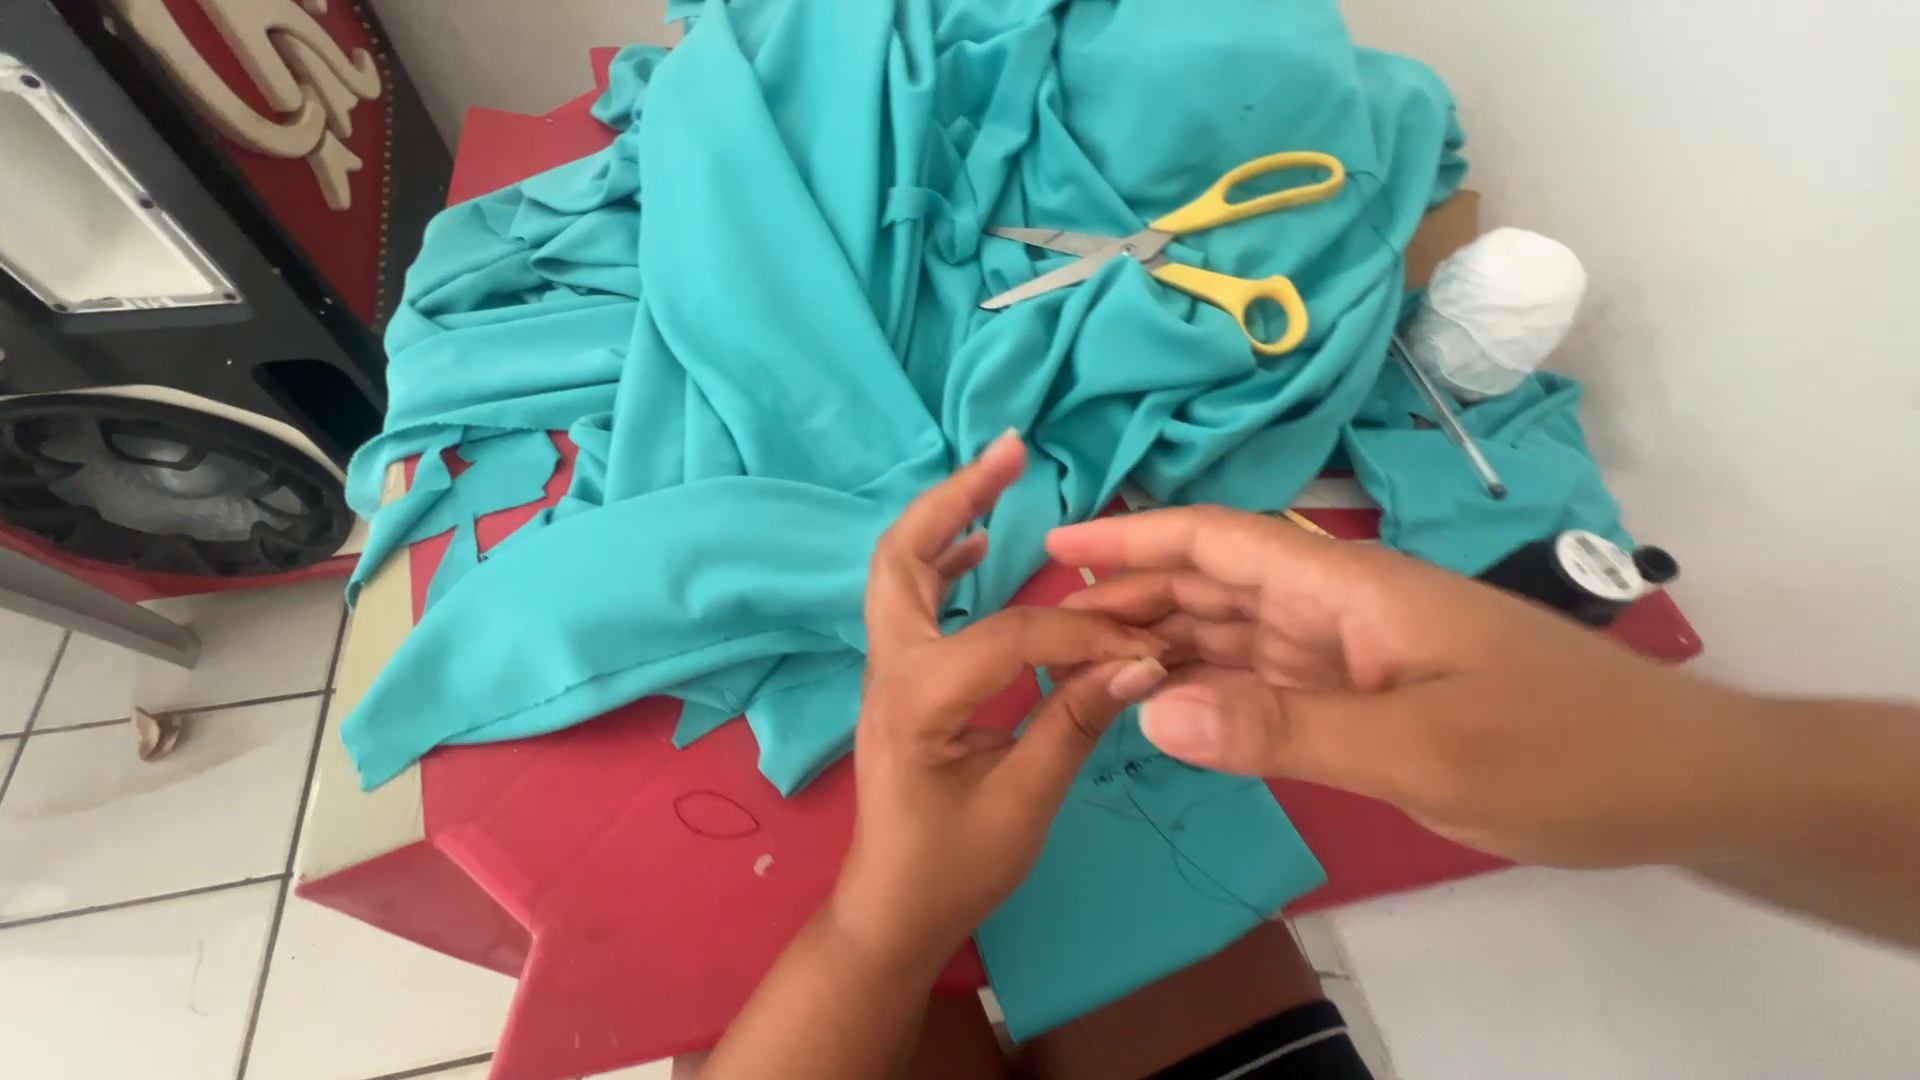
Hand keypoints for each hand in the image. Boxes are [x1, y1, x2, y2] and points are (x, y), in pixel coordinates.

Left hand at [833, 432, 1168, 969]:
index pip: (1012, 636)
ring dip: (945, 516)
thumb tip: (1142, 663)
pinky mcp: (900, 673)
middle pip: (902, 554)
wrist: (893, 906)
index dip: (1084, 637)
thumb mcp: (1025, 802)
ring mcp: (887, 665)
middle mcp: (891, 665)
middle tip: (1012, 451)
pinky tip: (981, 547)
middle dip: (956, 496)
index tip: (1143, 653)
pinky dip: (944, 559)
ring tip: (999, 477)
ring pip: (899, 566)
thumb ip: (1075, 722)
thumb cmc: (954, 866)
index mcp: (918, 698)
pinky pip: (912, 595)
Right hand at [1048, 506, 1757, 868]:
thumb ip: (1279, 728)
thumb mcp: (1419, 747)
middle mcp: (1330, 604)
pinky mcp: (1351, 690)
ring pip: (1227, 631)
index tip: (1060, 546)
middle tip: (1052, 629)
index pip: (1215, 541)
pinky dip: (1204, 685)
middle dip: (1130, 596)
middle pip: (1208, 584)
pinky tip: (1161, 702)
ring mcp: (1340, 648)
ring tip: (1086, 664)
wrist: (1678, 786)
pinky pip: (1257, 678)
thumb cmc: (1560, 750)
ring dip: (1160, 641)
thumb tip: (1151, 710)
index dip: (1133, 537)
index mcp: (1342, 585)